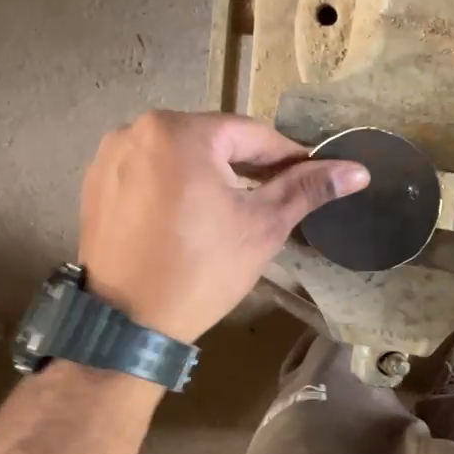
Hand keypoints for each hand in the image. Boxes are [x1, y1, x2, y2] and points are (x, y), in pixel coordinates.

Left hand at [77, 111, 367, 343]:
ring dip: (212, 176)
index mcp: (181, 131)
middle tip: (276, 198)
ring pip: (182, 157)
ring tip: (236, 211)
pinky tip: (191, 219)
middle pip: (214, 141)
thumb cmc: (202, 270)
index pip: (253, 134)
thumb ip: (307, 189)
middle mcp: (138, 129)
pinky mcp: (96, 183)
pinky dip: (177, 187)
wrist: (127, 324)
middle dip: (248, 167)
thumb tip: (358, 171)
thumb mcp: (262, 226)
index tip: (313, 177)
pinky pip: (151, 173)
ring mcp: (111, 156)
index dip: (289, 157)